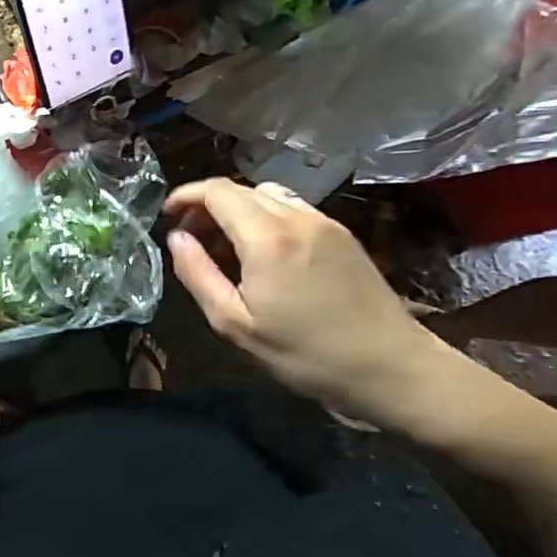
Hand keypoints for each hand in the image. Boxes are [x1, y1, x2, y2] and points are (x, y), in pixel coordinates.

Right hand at [164, 179, 450, 424]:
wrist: (390, 367)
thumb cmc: (303, 353)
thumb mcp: (233, 323)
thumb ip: (197, 273)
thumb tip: (176, 238)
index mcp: (267, 238)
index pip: (217, 192)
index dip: (185, 196)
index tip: (166, 217)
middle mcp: (297, 218)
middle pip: (241, 189)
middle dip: (206, 205)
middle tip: (189, 238)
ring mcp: (325, 223)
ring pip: (267, 195)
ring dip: (236, 210)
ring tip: (223, 245)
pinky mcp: (343, 234)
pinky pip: (292, 208)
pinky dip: (264, 217)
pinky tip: (260, 252)